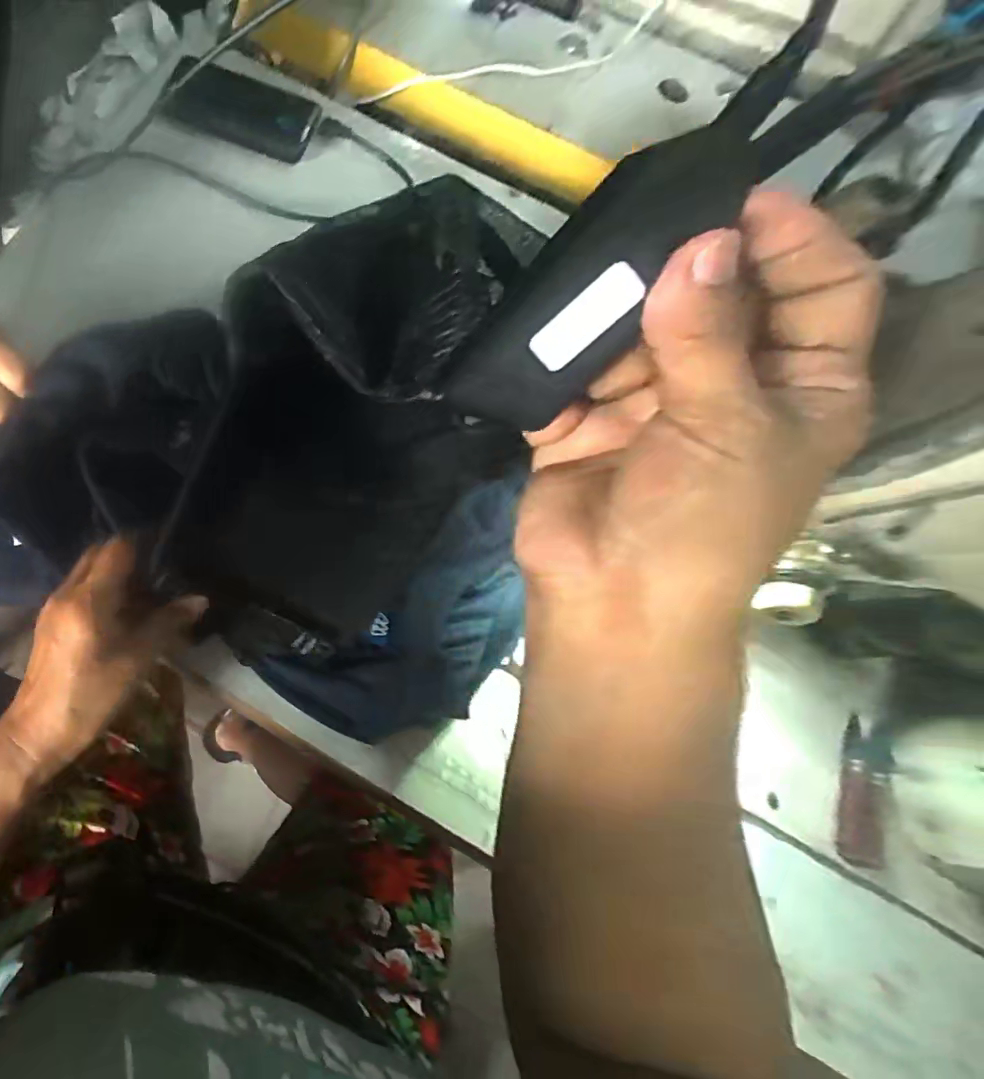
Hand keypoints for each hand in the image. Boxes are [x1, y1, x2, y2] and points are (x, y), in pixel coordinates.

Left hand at [0, 538, 206, 778]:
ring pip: (86, 572)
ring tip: (146, 595)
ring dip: (114, 574)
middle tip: (159, 575)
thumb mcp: (134, 662)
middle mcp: (65, 592)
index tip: (168, 550)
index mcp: (87, 598)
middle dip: (129, 557)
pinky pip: (77, 590)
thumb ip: (165, 624)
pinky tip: (121, 614)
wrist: (37, 730)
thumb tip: (198, 599)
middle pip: (98, 554)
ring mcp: (52, 605)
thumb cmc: (89, 698)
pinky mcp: (48, 621)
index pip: (116, 548)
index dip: (143, 543)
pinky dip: (100, 590)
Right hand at [517, 189, 879, 635]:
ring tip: (579, 305)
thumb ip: (705, 337)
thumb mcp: (726, 423)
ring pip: (627, 343)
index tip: (738, 204)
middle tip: (636, 242)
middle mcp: (721, 389)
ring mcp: (641, 410)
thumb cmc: (703, 518)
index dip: (794, 242)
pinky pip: (561, 387)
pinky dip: (548, 379)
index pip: (819, 292)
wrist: (610, 593)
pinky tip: (541, 371)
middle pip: (711, 308)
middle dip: (679, 278)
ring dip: (603, 328)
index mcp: (797, 386)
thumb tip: (699, 246)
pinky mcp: (572, 431)